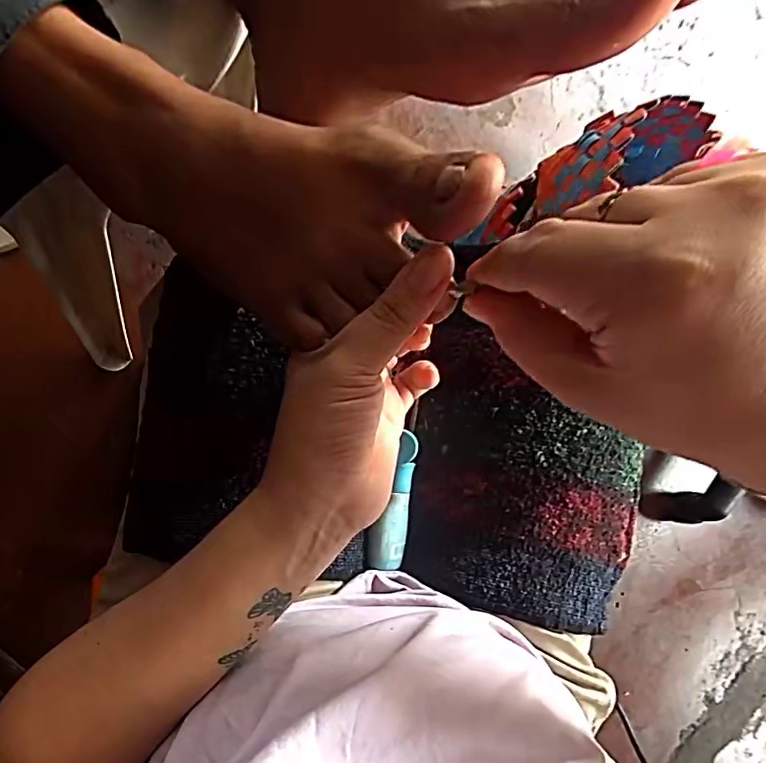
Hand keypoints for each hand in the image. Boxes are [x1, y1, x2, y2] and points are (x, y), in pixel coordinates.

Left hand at [258, 244, 450, 545]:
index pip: (365, 289)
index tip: (439, 255)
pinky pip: (413, 380)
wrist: (320, 503)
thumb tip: (438, 257)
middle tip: (446, 294)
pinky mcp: (387, 412)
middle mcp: (343, 358)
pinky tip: (426, 374)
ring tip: (434, 331)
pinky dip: (424, 373)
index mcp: (323, 338)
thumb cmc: (319, 436)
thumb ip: (395, 313)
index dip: (399, 272)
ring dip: (422, 334)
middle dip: (417, 302)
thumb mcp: (354, 364)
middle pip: (389, 314)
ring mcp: (366, 386)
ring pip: (403, 344)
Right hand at [462, 149, 765, 497]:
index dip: (500, 269)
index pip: (535, 250)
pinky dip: (678, 218)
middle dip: (562, 259)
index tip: (489, 282)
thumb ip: (523, 335)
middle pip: (582, 216)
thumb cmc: (709, 411)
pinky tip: (695, 261)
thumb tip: (487, 294)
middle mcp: (713, 215)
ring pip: (636, 195)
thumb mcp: (589, 389)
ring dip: (621, 237)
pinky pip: (695, 180)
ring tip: (651, 287)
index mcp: (651, 282)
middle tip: (579, 303)